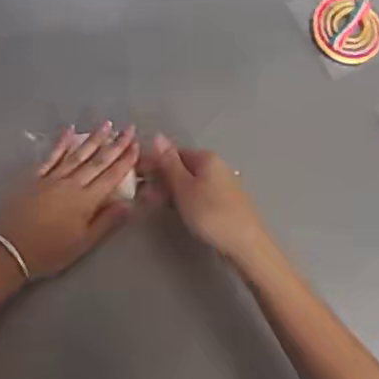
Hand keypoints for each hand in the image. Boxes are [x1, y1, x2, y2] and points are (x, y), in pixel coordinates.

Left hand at [0, 124, 139, 277]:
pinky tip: (70, 131)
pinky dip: (61, 143)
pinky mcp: (34, 178)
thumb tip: (129, 203)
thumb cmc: (50, 252)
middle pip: (97, 161)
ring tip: (106, 125)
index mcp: (86, 201)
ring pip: (76, 154)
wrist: (10, 250)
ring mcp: (51, 178)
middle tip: (128, 128)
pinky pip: (51, 156)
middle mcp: (71, 184)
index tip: (137, 145)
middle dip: (115, 144)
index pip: (111, 176)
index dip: (125, 161)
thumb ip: (107, 221)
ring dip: (93, 139)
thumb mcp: (83, 243)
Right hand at [146, 135, 271, 265]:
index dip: (151, 163)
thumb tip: (158, 136)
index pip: (171, 153)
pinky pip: (196, 193)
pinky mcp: (222, 200)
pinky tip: (175, 210)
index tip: (134, 177)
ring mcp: (220, 184)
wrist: (244, 242)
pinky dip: (182, 199)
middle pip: (180, 167)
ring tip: (153, 205)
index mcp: (205, 158)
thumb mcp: (183, 187)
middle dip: (159, 179)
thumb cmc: (210, 214)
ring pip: (187, 182)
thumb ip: (169, 163)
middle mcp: (214, 166)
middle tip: (141, 196)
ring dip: (168, 191)